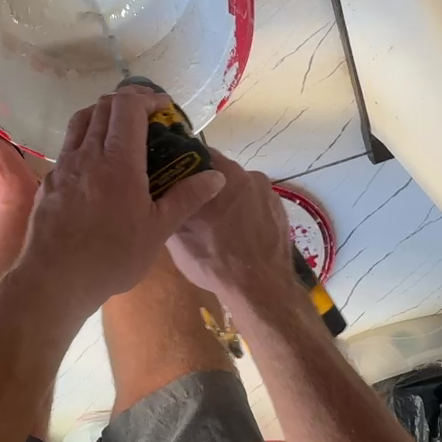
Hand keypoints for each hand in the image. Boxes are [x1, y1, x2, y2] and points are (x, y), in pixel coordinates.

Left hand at [14, 89, 223, 318]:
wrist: (54, 279)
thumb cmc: (111, 256)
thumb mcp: (157, 231)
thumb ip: (186, 198)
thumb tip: (216, 177)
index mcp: (118, 161)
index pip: (128, 108)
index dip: (147, 99)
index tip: (164, 107)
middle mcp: (88, 153)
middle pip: (104, 106)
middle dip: (128, 102)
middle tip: (148, 115)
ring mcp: (64, 165)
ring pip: (82, 120)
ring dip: (103, 113)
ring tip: (121, 128)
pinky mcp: (50, 179)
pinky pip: (69, 145)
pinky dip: (86, 137)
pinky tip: (96, 161)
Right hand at [166, 151, 299, 311]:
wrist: (261, 287)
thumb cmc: (214, 261)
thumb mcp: (178, 238)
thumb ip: (172, 206)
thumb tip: (163, 193)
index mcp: (218, 175)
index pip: (195, 154)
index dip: (183, 165)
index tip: (176, 179)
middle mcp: (244, 174)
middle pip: (219, 170)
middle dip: (206, 183)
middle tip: (197, 206)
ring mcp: (265, 189)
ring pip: (239, 185)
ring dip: (228, 196)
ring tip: (221, 223)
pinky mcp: (279, 206)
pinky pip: (256, 200)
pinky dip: (247, 209)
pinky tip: (240, 231)